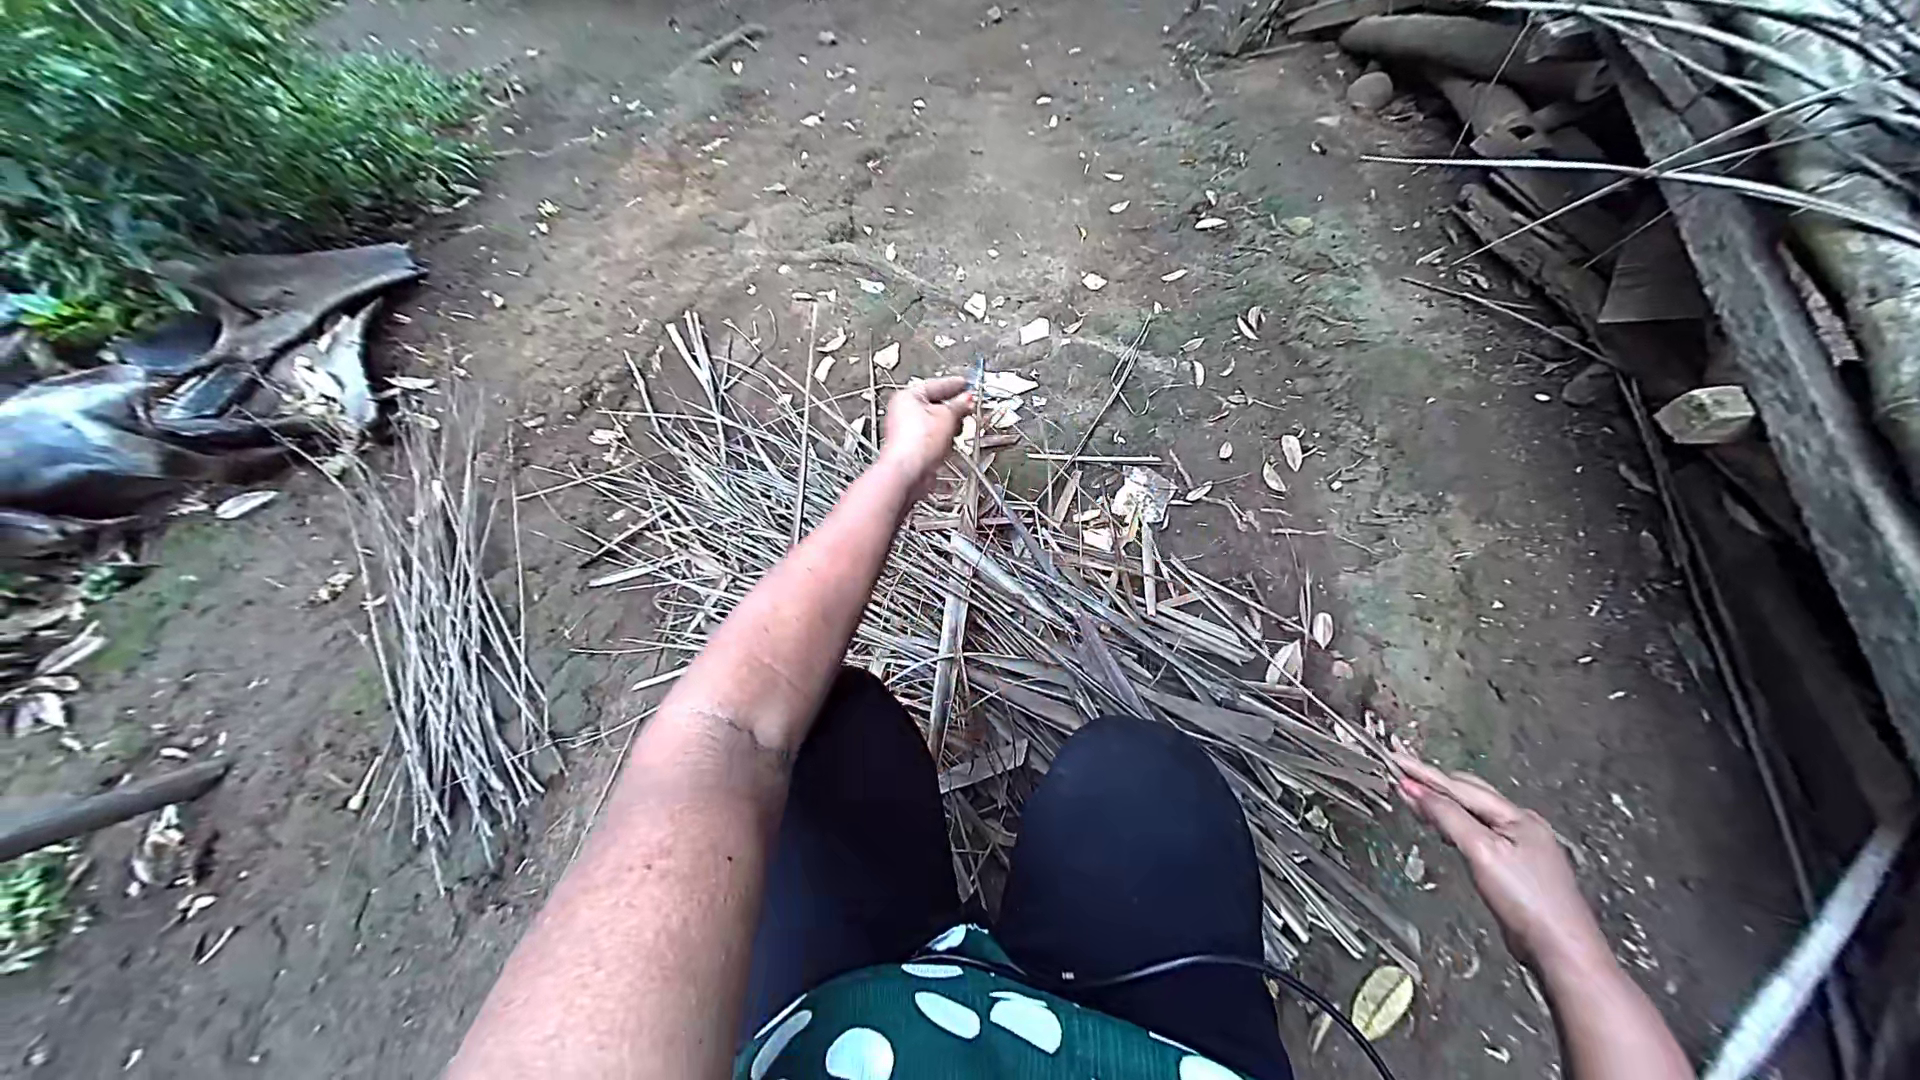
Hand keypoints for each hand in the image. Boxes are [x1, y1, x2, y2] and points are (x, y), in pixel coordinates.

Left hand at [878, 376, 974, 500]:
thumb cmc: (918, 443)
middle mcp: (903, 412)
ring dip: (949, 427)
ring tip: (957, 430)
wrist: (909, 472)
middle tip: (967, 408)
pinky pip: (932, 439)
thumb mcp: (947, 417)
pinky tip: (948, 444)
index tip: (965, 384)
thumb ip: (959, 406)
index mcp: (907, 397)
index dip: (953, 385)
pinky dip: (942, 440)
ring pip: (935, 424)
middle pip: (935, 405)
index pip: (935, 385)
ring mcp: (907, 432)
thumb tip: (967, 399)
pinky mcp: (913, 448)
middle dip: (953, 409)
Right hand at [1394, 754, 1609, 969]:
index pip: (1459, 788)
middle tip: (1402, 774)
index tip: (1397, 762)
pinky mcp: (1513, 866)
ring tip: (1414, 794)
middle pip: (1467, 794)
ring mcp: (1520, 847)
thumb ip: (1447, 815)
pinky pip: (1475, 830)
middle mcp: (1522, 827)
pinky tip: (1441, 824)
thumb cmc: (1531, 902)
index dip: (1424, 775)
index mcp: (1518, 818)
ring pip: (1471, 812)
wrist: (1560, 950)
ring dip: (1440, 801)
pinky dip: (1451, 821)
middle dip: (1432, 783)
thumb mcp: (1481, 850)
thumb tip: (1417, 791)